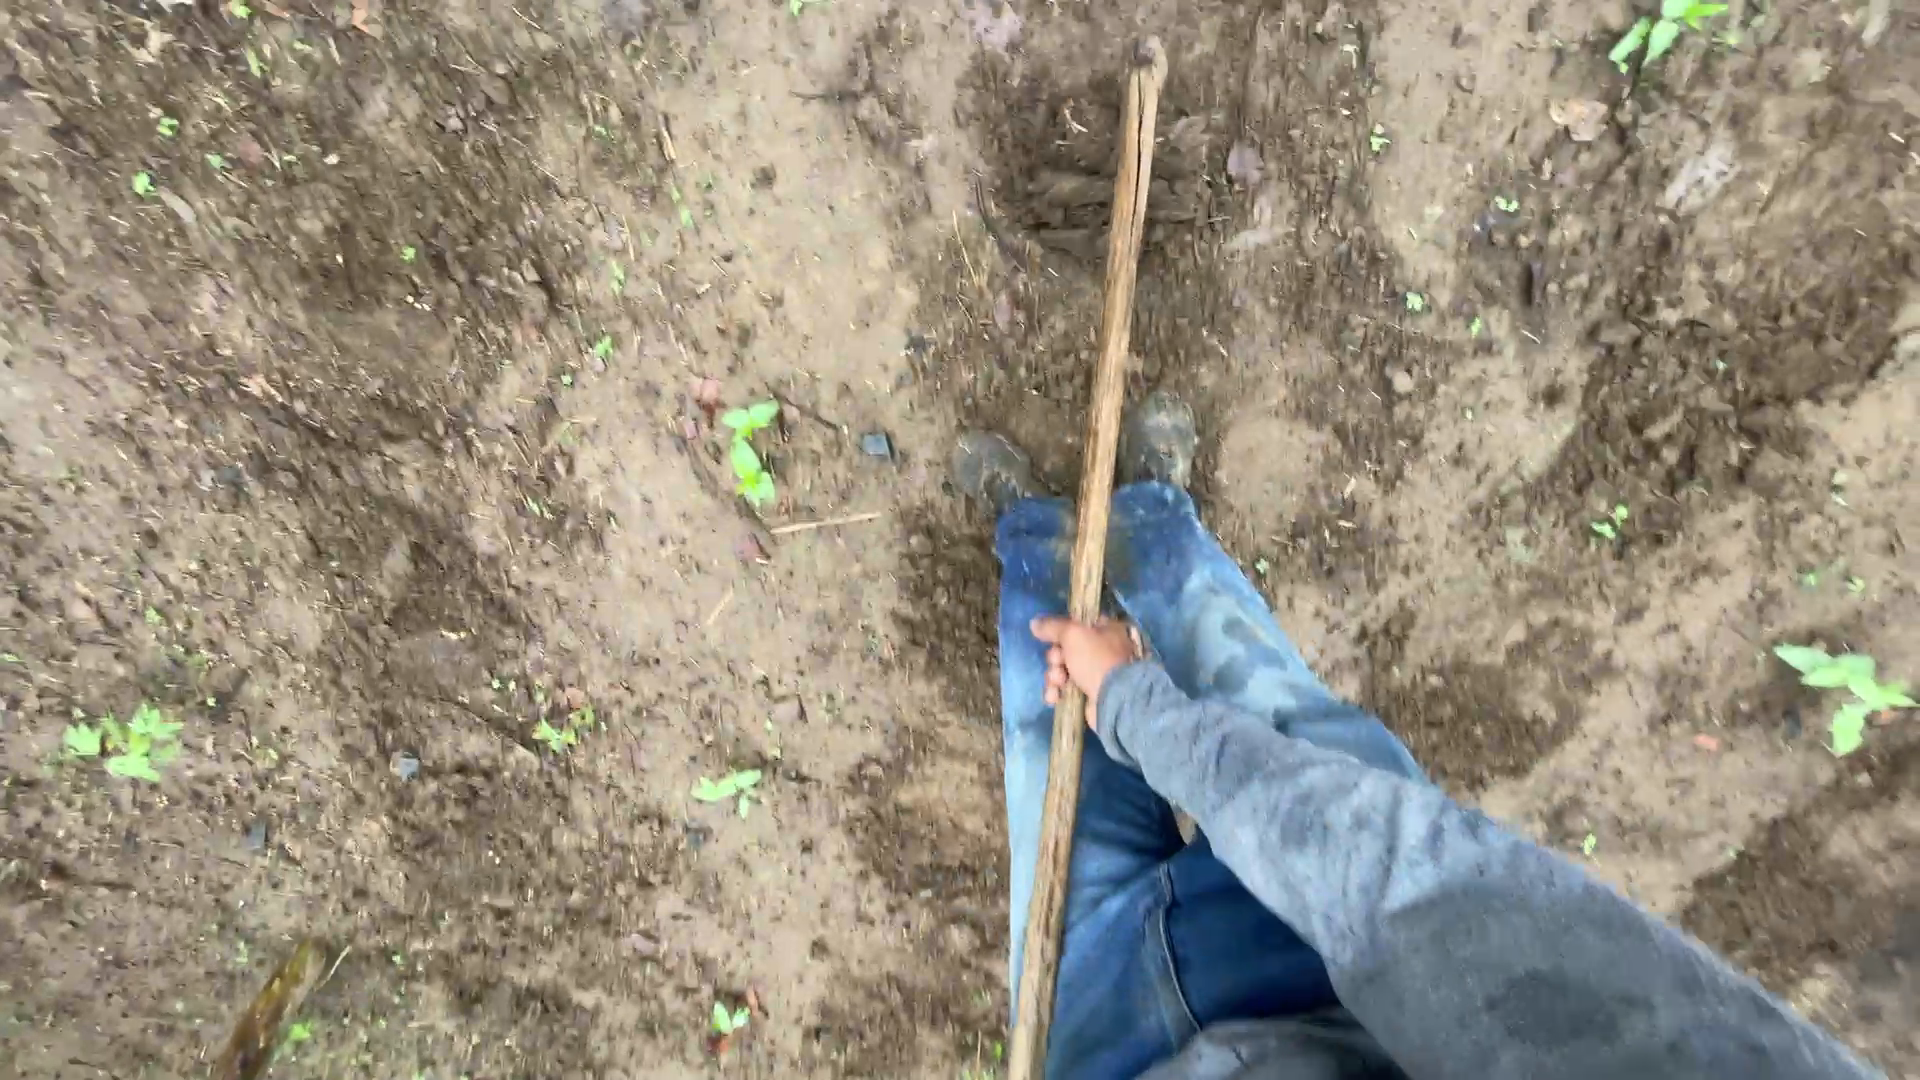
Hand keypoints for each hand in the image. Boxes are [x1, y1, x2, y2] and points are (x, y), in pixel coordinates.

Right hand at [1029, 615, 1142, 730]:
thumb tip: (1034, 623)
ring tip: (1059, 683)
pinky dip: (1056, 692)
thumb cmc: (1096, 659)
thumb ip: (1052, 627)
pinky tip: (1055, 697)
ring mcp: (1093, 674)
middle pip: (1064, 649)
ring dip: (1054, 677)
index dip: (1061, 632)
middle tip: (1058, 663)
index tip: (1053, 639)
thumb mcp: (1073, 634)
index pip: (1077, 625)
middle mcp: (1100, 651)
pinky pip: (1063, 689)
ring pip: (1061, 670)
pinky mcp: (1086, 695)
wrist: (1113, 700)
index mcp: (1105, 631)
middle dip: (1055, 659)